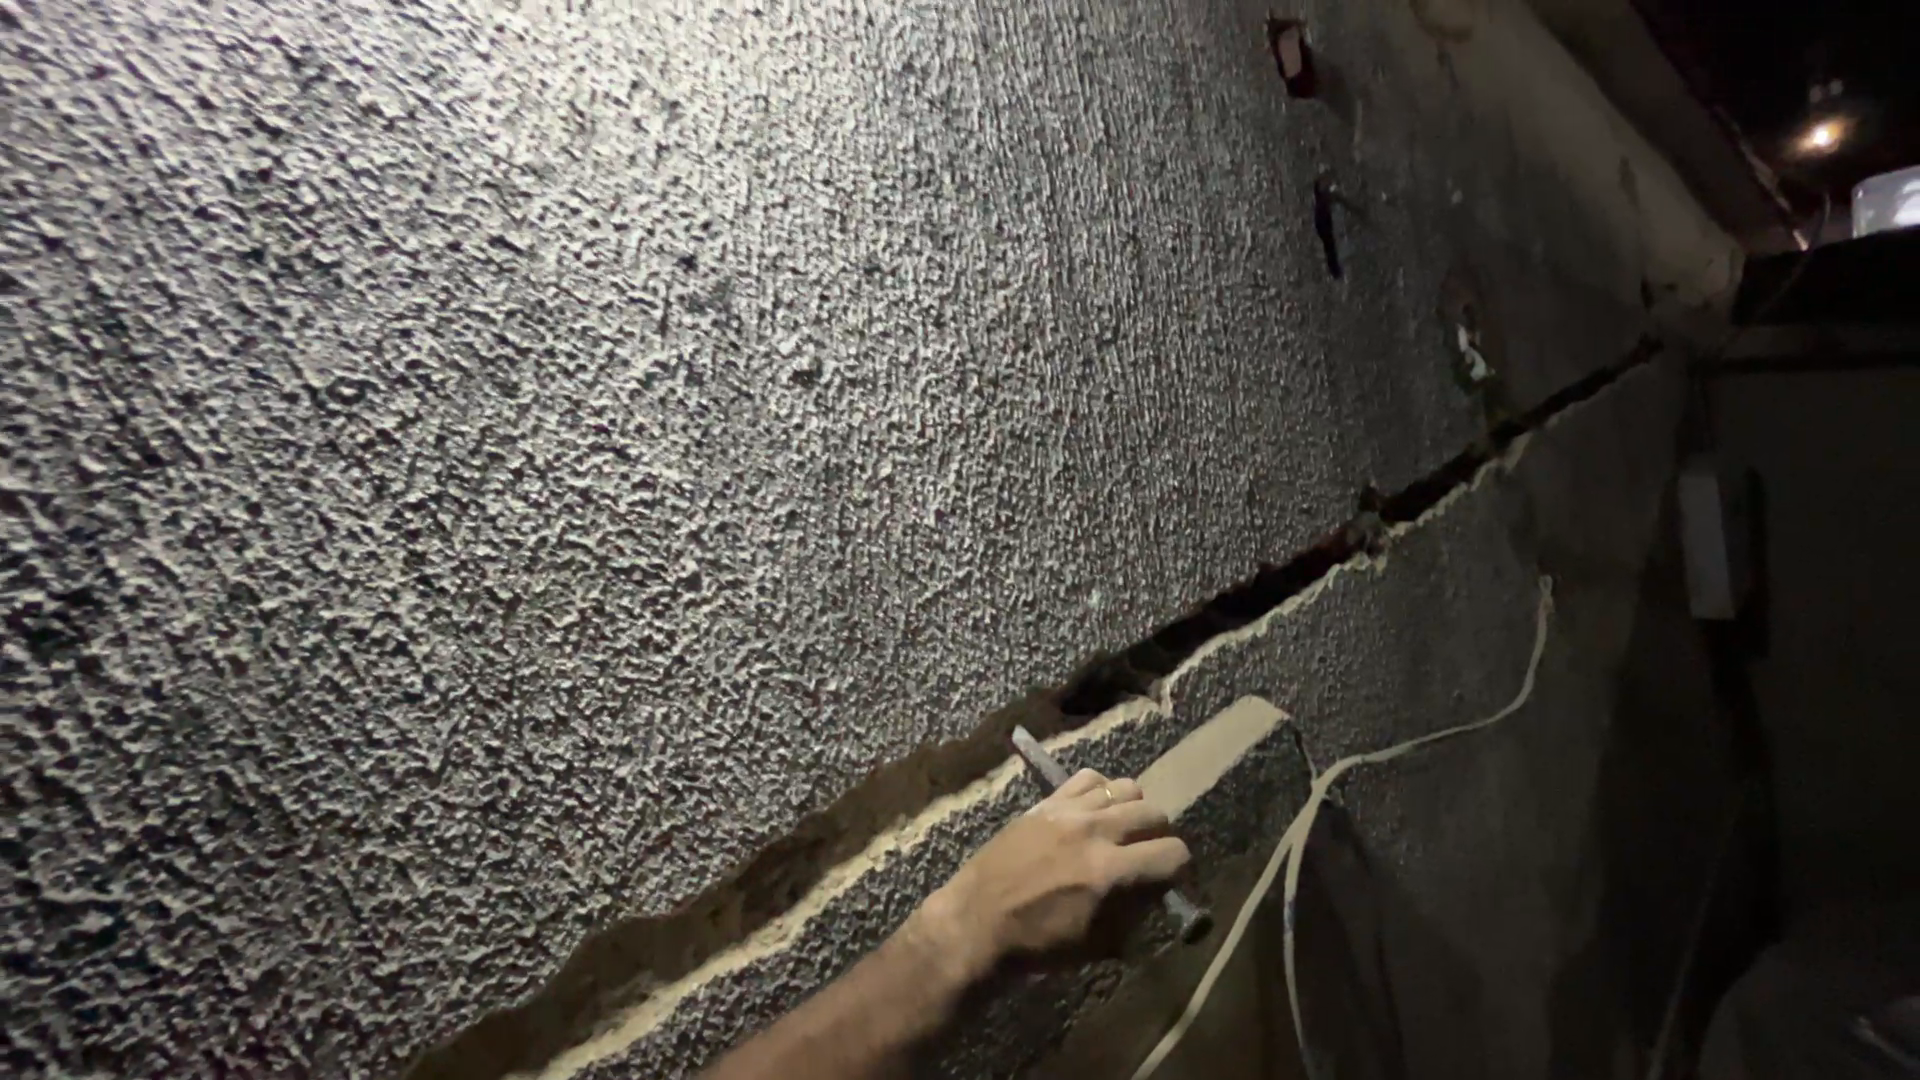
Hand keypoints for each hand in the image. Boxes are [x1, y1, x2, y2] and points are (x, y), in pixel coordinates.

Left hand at [915, 769, 1190, 979]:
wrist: (979, 919)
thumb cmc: (1038, 944)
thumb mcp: (1098, 943)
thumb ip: (1134, 912)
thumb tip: (1155, 891)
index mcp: (1111, 873)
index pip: (1173, 852)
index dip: (1179, 867)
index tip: (1170, 876)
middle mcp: (1095, 832)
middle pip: (1154, 813)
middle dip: (1159, 835)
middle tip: (1146, 853)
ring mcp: (1069, 810)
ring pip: (1126, 787)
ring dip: (1133, 809)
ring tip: (1122, 828)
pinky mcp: (1048, 801)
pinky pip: (1089, 777)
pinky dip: (1101, 790)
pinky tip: (1094, 810)